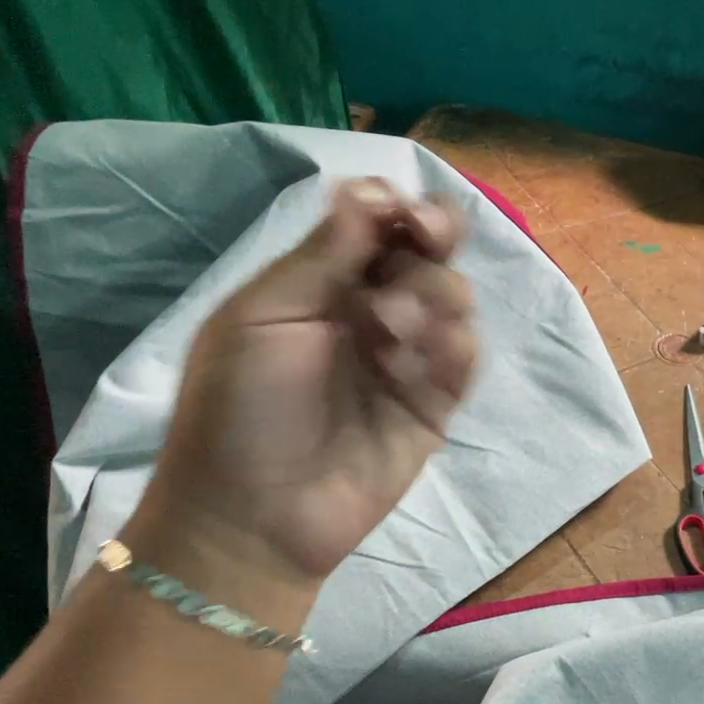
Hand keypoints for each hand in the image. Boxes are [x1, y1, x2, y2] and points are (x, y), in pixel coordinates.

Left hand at [123, 179, 477, 615]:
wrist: (256, 516)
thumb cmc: (239, 409)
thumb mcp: (263, 316)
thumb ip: (322, 254)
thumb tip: (369, 187)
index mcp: (320, 284)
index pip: (375, 226)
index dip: (396, 207)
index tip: (399, 209)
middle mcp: (370, 313)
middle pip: (426, 254)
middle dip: (433, 234)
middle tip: (428, 234)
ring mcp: (407, 360)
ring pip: (454, 300)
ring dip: (432, 296)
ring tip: (390, 327)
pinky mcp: (434, 405)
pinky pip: (464, 360)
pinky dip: (453, 347)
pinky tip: (415, 361)